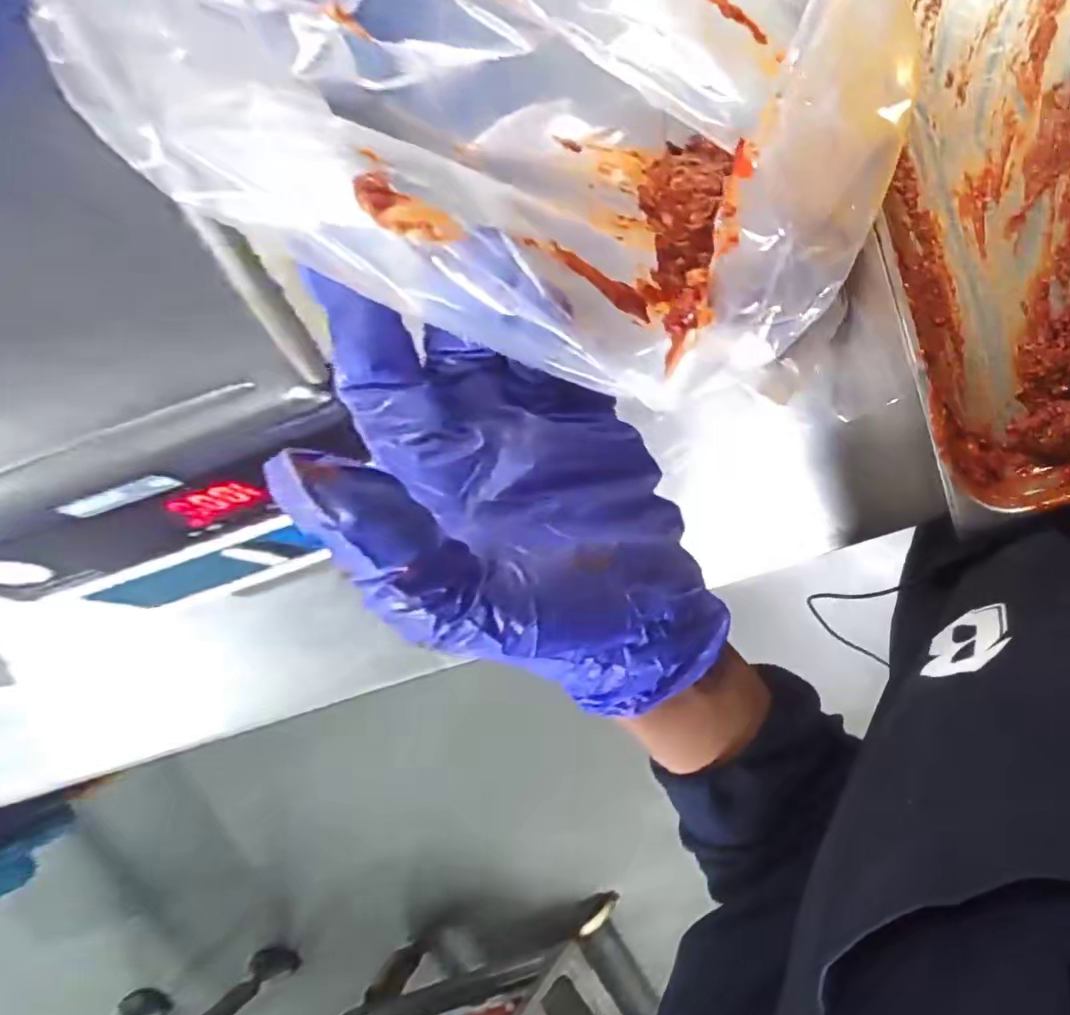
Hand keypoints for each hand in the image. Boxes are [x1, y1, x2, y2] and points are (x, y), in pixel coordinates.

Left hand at [266, 272, 729, 717]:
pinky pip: (582, 370)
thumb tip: (309, 470)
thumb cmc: (551, 627)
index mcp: (433, 474)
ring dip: (519, 296)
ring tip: (522, 235)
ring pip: (521, 347)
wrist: (646, 629)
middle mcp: (483, 438)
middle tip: (452, 216)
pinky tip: (583, 290)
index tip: (347, 252)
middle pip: (453, 345)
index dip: (365, 324)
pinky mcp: (602, 433)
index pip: (384, 384)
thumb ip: (388, 551)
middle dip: (447, 283)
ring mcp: (547, 431)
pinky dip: (582, 330)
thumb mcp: (455, 608)